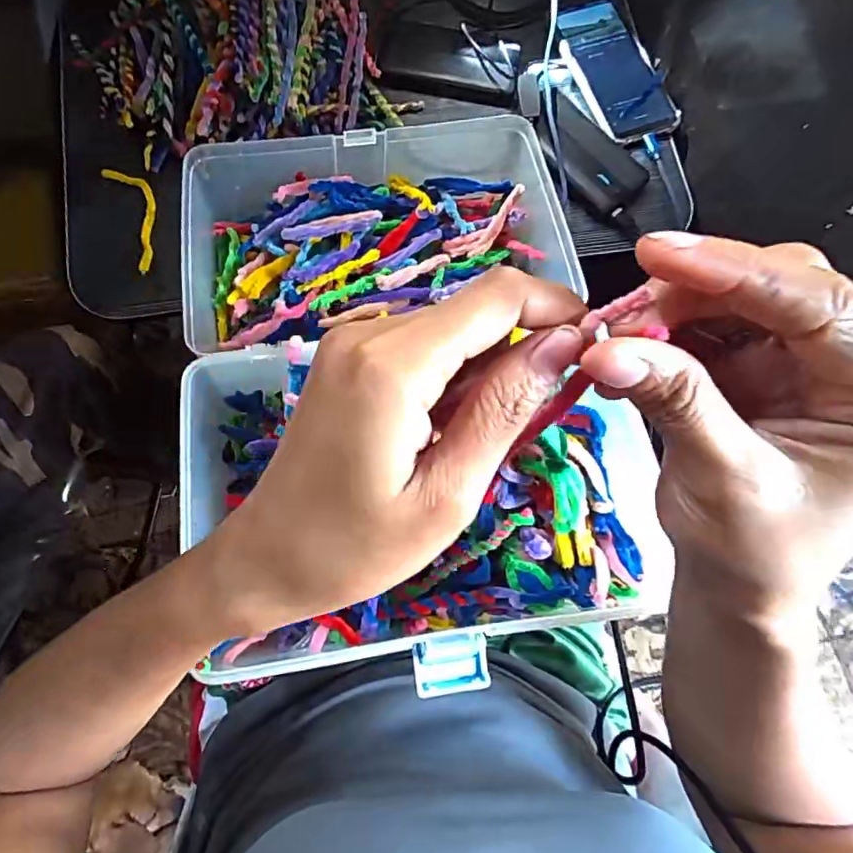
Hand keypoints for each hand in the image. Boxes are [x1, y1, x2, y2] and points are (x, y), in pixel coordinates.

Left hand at [207, 267, 587, 635]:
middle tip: (528, 424)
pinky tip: (442, 430)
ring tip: (475, 440)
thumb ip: (504, 410)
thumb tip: (562, 344)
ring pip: (452, 327)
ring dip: (486, 369)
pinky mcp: (347, 356)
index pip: (499, 295)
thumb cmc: (353, 548)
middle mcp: (368, 333)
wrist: (266, 558)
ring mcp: (351, 340)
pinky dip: (451, 376)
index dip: (555, 311)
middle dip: (521, 350)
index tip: (586, 356)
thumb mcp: (447, 494)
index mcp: (393, 364)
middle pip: (476, 310)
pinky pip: (421, 345)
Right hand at [579, 232, 852, 620]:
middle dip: (696, 293)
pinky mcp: (764, 367)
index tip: (663, 255)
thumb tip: (609, 348)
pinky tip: (631, 348)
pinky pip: (713, 323)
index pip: (825, 307)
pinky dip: (666, 329)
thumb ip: (674, 400)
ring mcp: (810, 364)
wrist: (739, 587)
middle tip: (623, 316)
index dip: (738, 272)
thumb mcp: (720, 478)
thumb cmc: (755, 554)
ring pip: (741, 297)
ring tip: (618, 337)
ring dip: (672, 308)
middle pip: (782, 289)